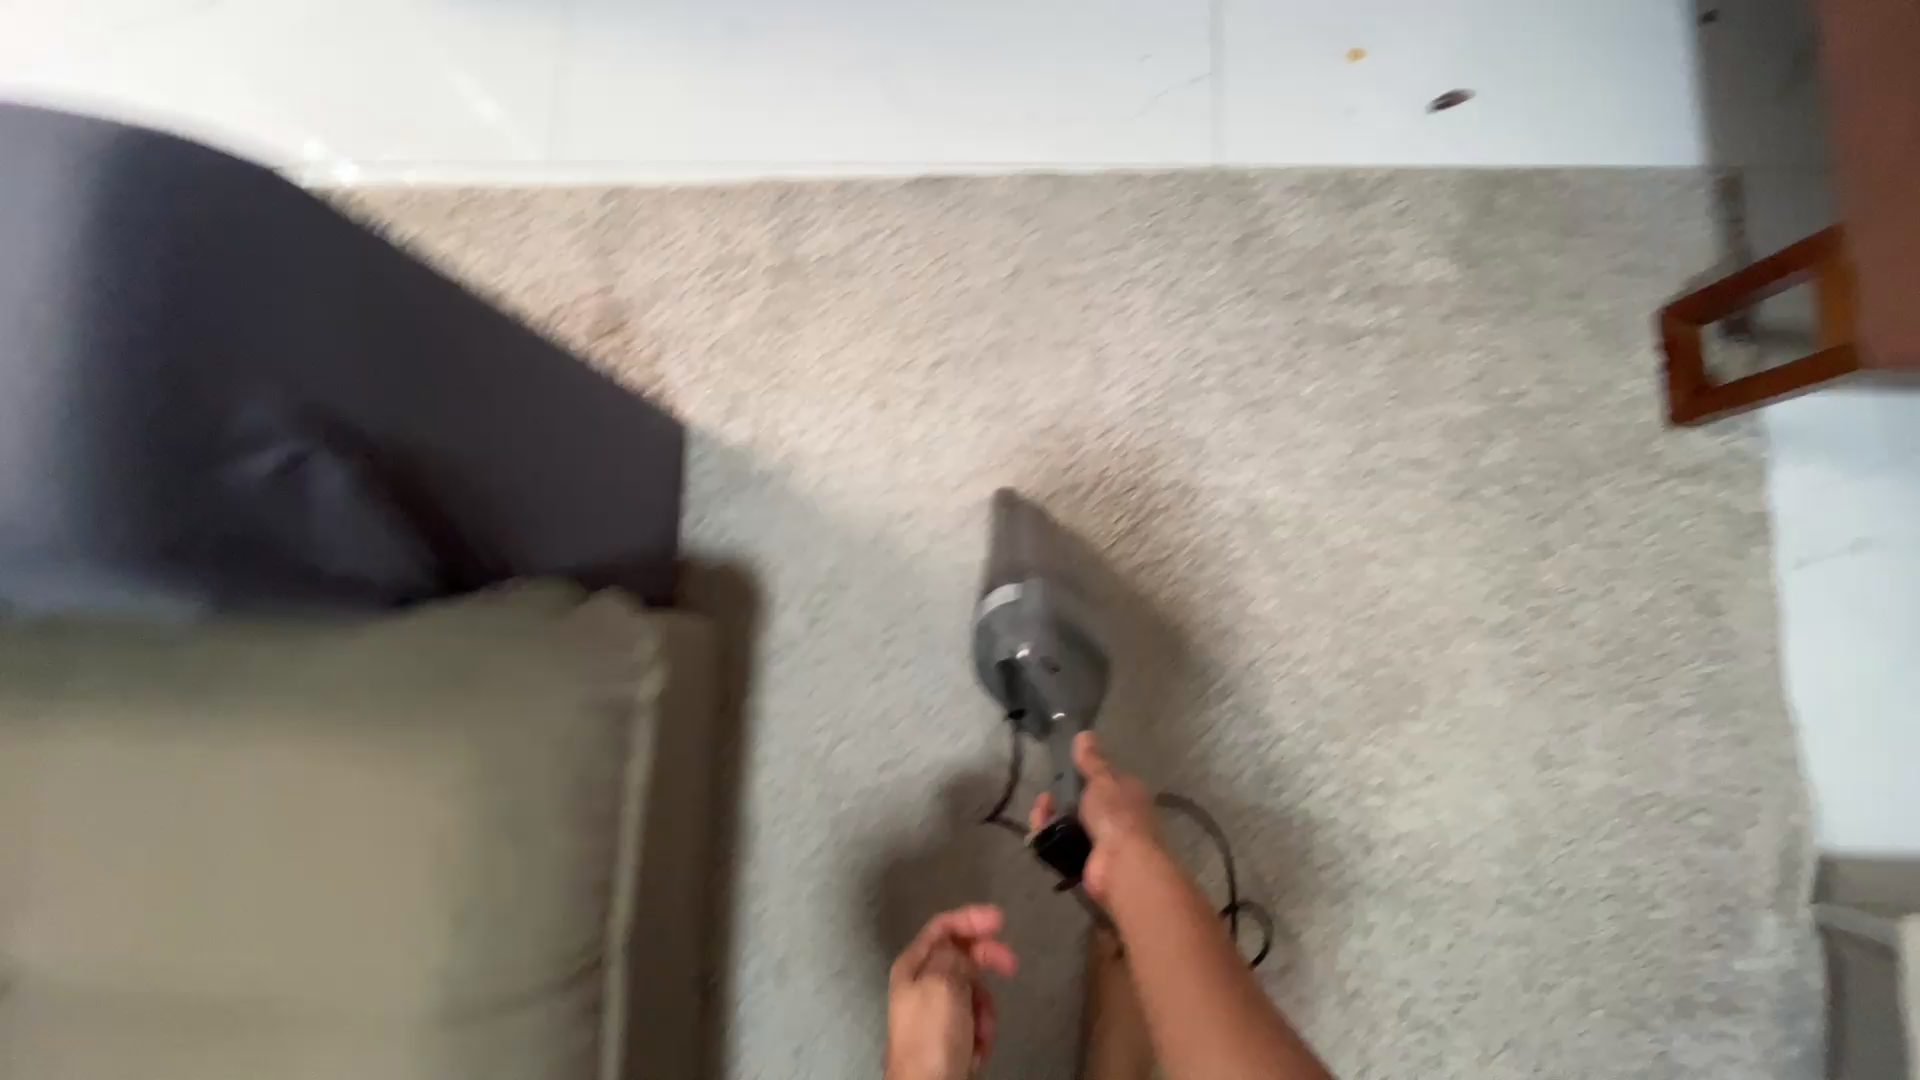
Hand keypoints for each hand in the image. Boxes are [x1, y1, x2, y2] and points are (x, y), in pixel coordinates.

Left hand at [885, 905, 1018, 1079]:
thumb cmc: (931, 1034)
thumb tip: (963, 948)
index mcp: (913, 966)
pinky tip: (977, 1048)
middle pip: (960, 957)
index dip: (971, 918)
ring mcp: (935, 1013)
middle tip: (1010, 965)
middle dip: (986, 963)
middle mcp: (922, 984)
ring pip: (972, 992)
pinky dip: (980, 1032)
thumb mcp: (942, 983)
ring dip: (984, 1008)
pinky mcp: (948, 1038)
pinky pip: (974, 1021)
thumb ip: (954, 955)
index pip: (943, 927)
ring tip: (981, 1029)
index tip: (1001, 920)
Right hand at [1028, 732, 1163, 902]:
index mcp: (1126, 794)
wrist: (1122, 866)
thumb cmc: (1117, 815)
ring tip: (1040, 812)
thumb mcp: (1103, 780)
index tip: (1062, 770)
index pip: (1103, 779)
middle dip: (1059, 798)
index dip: (1082, 774)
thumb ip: (1091, 760)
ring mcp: (1100, 842)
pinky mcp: (1085, 862)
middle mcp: (1116, 817)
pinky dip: (1048, 838)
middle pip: (1080, 803)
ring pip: (1067, 824)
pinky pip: (1060, 845)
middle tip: (1045, 797)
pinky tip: (1039, 831)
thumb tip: (1085, 733)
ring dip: (1049, 817)